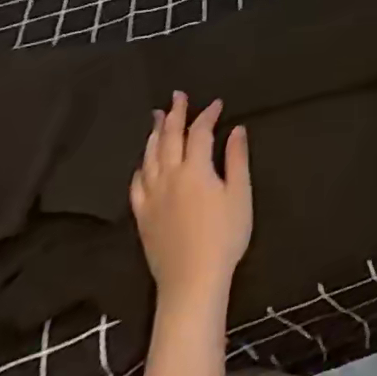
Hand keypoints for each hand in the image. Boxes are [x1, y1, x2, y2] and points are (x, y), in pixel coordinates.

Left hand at [129, 91, 251, 301]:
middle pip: (169, 137)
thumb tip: (237, 130)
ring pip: (149, 156)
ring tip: (157, 117)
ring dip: (154, 133)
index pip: (199, 132)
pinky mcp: (142, 215)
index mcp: (195, 169)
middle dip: (175, 114)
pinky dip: (141, 166)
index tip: (216, 104)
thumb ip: (236, 160)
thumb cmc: (224, 237)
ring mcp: (152, 195)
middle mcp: (169, 175)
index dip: (207, 115)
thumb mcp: (240, 196)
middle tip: (177, 96)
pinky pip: (137, 183)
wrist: (192, 279)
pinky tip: (143, 163)